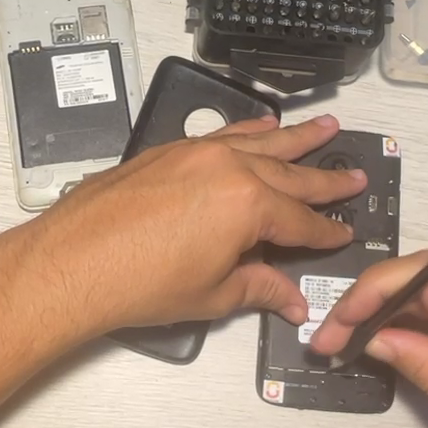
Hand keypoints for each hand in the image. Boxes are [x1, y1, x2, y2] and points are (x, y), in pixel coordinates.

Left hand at [13, 114, 364, 336]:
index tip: (343, 234)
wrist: (73, 263)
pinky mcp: (169, 151)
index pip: (301, 222)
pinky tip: (262, 126)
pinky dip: (247, 130)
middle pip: (289, 173)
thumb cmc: (138, 282)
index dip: (325, 233)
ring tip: (326, 126)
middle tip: (354, 174)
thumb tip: (291, 302)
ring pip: (260, 142)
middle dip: (325, 179)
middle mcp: (228, 168)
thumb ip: (260, 289)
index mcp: (248, 204)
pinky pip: (221, 134)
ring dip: (295, 137)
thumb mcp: (213, 294)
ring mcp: (196, 153)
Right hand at [306, 254, 427, 427]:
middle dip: (370, 300)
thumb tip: (375, 337)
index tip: (335, 328)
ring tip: (356, 341)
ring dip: (392, 305)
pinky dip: (419, 312)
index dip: (370, 292)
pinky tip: (398, 337)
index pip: (423, 277)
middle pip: (424, 273)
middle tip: (333, 340)